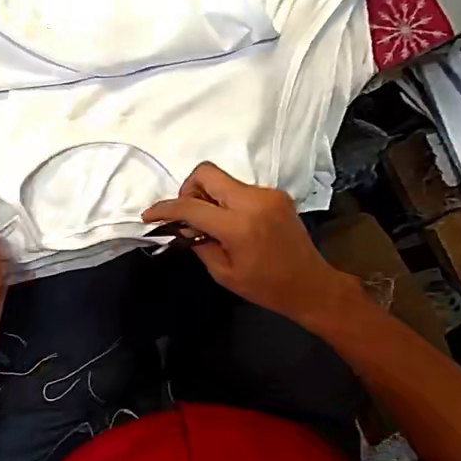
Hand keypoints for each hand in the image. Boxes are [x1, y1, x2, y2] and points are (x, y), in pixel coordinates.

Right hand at [142, 162, 351, 326]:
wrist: (310, 285)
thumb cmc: (265, 287)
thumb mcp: (223, 272)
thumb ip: (199, 244)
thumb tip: (184, 227)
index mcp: (238, 226)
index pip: (190, 206)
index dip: (165, 209)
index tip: (150, 215)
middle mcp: (254, 201)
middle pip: (206, 173)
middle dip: (188, 190)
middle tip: (187, 215)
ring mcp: (268, 194)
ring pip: (223, 180)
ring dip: (209, 196)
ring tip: (210, 224)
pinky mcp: (276, 195)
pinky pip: (240, 188)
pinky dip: (227, 201)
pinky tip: (231, 223)